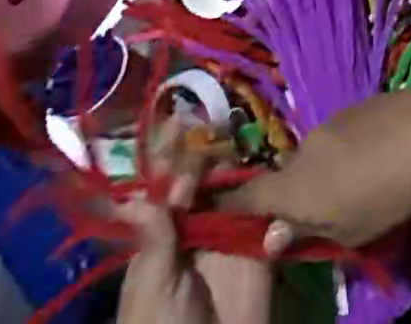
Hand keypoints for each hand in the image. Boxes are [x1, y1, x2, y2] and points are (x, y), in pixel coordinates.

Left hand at [118, 123, 282, 323]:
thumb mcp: (150, 289)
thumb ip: (155, 240)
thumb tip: (138, 195)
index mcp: (161, 236)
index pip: (164, 187)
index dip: (170, 155)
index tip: (179, 121)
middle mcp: (195, 226)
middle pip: (202, 178)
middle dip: (206, 149)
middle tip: (214, 122)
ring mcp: (231, 230)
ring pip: (235, 184)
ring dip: (237, 159)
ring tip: (239, 133)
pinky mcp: (265, 237)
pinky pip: (268, 203)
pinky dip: (270, 180)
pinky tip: (271, 159)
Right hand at [221, 84, 410, 248]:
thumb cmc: (390, 190)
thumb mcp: (350, 232)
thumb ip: (306, 233)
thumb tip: (272, 235)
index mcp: (292, 184)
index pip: (247, 196)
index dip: (232, 206)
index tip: (223, 211)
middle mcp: (305, 146)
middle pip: (287, 173)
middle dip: (297, 192)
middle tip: (322, 209)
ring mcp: (335, 120)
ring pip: (318, 152)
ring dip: (328, 169)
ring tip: (360, 182)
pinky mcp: (363, 104)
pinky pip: (344, 134)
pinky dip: (351, 148)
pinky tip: (380, 156)